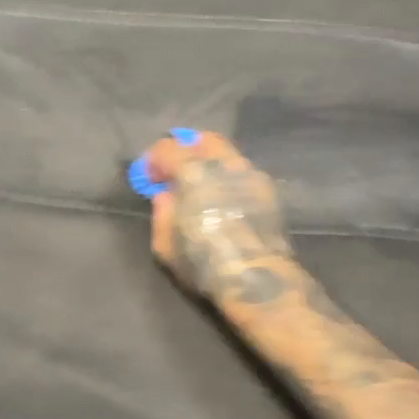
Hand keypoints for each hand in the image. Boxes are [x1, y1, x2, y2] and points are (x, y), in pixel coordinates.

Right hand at [141, 130, 299, 306]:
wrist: (255, 279)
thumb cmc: (203, 261)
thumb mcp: (165, 244)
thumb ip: (162, 213)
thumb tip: (165, 196)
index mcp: (194, 173)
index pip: (168, 148)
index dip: (154, 159)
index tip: (149, 177)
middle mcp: (225, 165)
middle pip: (204, 140)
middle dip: (187, 149)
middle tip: (176, 170)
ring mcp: (251, 175)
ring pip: (228, 154)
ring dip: (211, 163)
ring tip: (203, 185)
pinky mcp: (268, 192)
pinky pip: (243, 172)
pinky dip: (229, 178)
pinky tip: (225, 199)